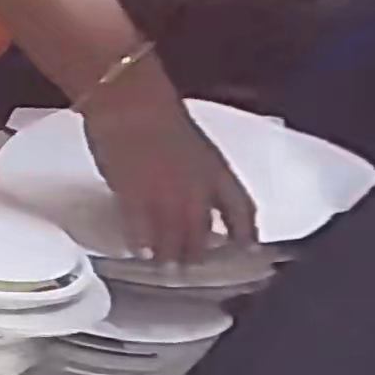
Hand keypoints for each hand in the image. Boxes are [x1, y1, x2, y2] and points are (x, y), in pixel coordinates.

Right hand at [82, 70, 256, 263]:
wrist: (129, 105)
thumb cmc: (152, 118)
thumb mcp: (184, 145)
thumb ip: (185, 170)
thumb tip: (172, 190)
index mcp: (216, 170)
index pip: (241, 208)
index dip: (245, 230)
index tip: (245, 249)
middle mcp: (196, 185)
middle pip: (203, 225)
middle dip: (198, 249)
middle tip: (189, 269)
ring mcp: (163, 189)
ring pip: (173, 228)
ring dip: (169, 251)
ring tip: (164, 269)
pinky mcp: (131, 191)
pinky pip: (139, 222)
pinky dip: (142, 239)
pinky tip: (139, 251)